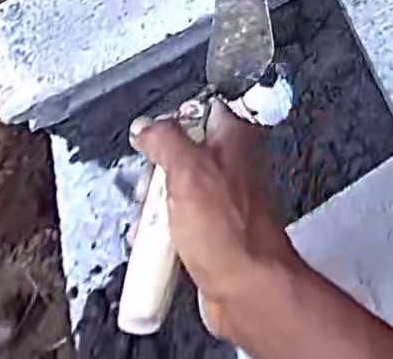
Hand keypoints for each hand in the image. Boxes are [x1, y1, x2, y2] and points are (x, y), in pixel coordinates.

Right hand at [129, 103, 298, 334]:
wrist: (246, 284)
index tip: (154, 139)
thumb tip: (147, 125)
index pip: (201, 109)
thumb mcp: (187, 172)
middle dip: (158, 171)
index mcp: (233, 136)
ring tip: (150, 220)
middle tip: (152, 187)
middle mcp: (232, 161)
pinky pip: (181, 219)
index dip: (174, 121)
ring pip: (179, 187)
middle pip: (183, 151)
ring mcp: (224, 195)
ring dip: (157, 203)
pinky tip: (154, 242)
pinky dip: (164, 228)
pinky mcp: (215, 226)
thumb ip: (165, 141)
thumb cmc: (228, 228)